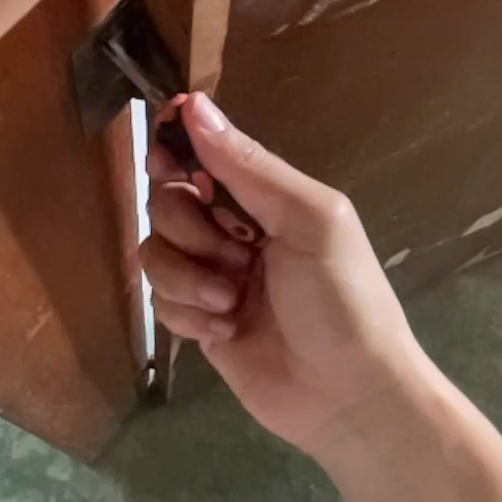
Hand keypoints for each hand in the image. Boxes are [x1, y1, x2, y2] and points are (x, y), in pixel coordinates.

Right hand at [141, 93, 439, 455]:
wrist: (349, 398)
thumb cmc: (342, 300)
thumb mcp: (307, 220)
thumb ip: (248, 166)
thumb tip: (193, 103)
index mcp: (261, 198)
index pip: (200, 156)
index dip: (174, 153)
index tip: (165, 163)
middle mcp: (229, 230)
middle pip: (165, 204)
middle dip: (190, 232)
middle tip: (235, 257)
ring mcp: (209, 275)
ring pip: (153, 253)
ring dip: (188, 279)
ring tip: (230, 305)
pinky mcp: (194, 319)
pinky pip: (158, 301)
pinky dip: (187, 315)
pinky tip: (223, 332)